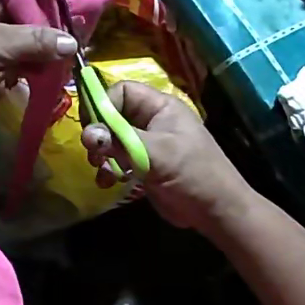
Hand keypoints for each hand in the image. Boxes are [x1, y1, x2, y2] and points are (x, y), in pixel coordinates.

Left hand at [0, 0, 77, 133]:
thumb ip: (34, 40)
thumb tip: (72, 44)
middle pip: (29, 7)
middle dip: (54, 12)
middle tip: (88, 11)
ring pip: (34, 34)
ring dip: (54, 40)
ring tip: (86, 37)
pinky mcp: (5, 65)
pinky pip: (32, 58)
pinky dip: (48, 61)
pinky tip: (70, 61)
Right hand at [82, 81, 254, 232]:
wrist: (217, 212)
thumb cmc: (193, 174)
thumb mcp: (156, 153)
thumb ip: (120, 141)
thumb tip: (87, 134)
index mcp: (160, 107)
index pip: (122, 91)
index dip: (104, 105)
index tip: (92, 127)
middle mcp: (152, 121)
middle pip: (113, 115)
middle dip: (99, 133)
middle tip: (93, 153)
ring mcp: (147, 143)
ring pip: (111, 139)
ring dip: (101, 154)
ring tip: (100, 169)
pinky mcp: (143, 165)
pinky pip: (117, 159)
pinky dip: (108, 169)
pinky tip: (107, 182)